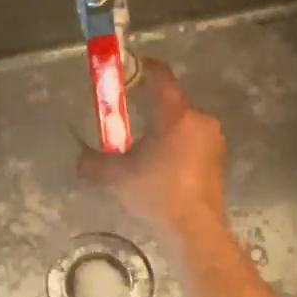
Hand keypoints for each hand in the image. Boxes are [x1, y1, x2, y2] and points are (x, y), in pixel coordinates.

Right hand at [77, 58, 226, 236]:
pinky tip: (160, 167)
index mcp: (175, 115)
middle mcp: (199, 119)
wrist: (194, 229)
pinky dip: (175, 146)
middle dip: (147, 106)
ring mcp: (212, 139)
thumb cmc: (156, 195)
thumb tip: (79, 156)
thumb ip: (91, 162)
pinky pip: (191, 141)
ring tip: (141, 148)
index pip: (160, 76)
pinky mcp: (217, 158)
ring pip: (181, 123)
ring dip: (162, 129)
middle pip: (170, 101)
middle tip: (125, 119)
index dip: (141, 67)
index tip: (126, 68)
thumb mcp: (115, 178)